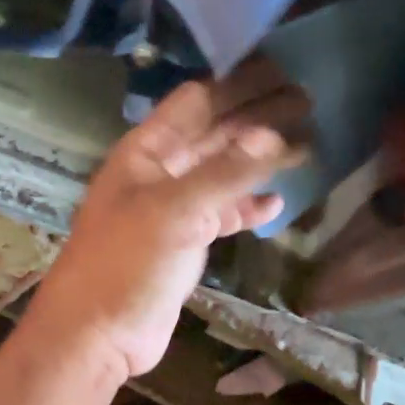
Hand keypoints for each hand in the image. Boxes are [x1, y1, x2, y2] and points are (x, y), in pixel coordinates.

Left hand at [31, 65, 306, 377]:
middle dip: (256, 117)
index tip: (281, 71)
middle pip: (214, 132)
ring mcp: (170, 207)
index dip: (236, 84)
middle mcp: (158, 171)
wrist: (97, 334)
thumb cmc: (126, 263)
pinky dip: (247, 206)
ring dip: (258, 160)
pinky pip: (221, 212)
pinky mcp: (183, 241)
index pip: (195, 102)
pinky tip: (278, 202)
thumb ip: (224, 172)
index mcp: (146, 151)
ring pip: (221, 172)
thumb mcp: (175, 211)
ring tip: (307, 145)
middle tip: (308, 100)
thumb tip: (273, 133)